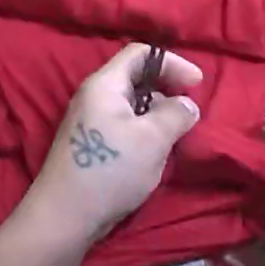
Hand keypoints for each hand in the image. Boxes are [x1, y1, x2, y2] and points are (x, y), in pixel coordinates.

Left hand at [15, 43, 202, 256]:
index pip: (139, 53)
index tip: (198, 84)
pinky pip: (123, 126)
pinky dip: (144, 132)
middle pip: (135, 78)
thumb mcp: (152, 138)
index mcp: (103, 84)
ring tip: (175, 137)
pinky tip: (155, 153)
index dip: (172, 62)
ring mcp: (89, 121)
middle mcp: (92, 96)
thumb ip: (175, 114)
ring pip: (131, 105)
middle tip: (189, 115)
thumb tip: (186, 104)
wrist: (66, 213)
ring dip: (157, 115)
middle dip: (167, 90)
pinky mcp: (90, 143)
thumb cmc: (110, 169)